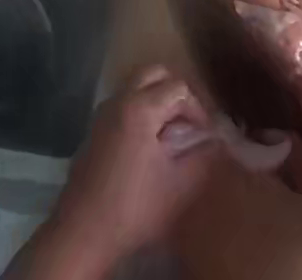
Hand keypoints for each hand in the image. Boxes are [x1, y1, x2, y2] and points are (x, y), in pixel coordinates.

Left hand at [17, 66, 219, 278]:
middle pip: (153, 73)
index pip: (178, 88)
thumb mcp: (179, 187)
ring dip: (158, 97)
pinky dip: (141, 107)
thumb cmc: (134, 207)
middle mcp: (120, 99)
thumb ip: (203, 158)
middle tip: (191, 121)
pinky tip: (151, 141)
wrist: (84, 228)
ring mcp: (104, 110)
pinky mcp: (96, 125)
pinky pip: (123, 101)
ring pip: (136, 84)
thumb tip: (217, 142)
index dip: (198, 108)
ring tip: (173, 131)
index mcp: (140, 108)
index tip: (206, 135)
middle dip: (176, 91)